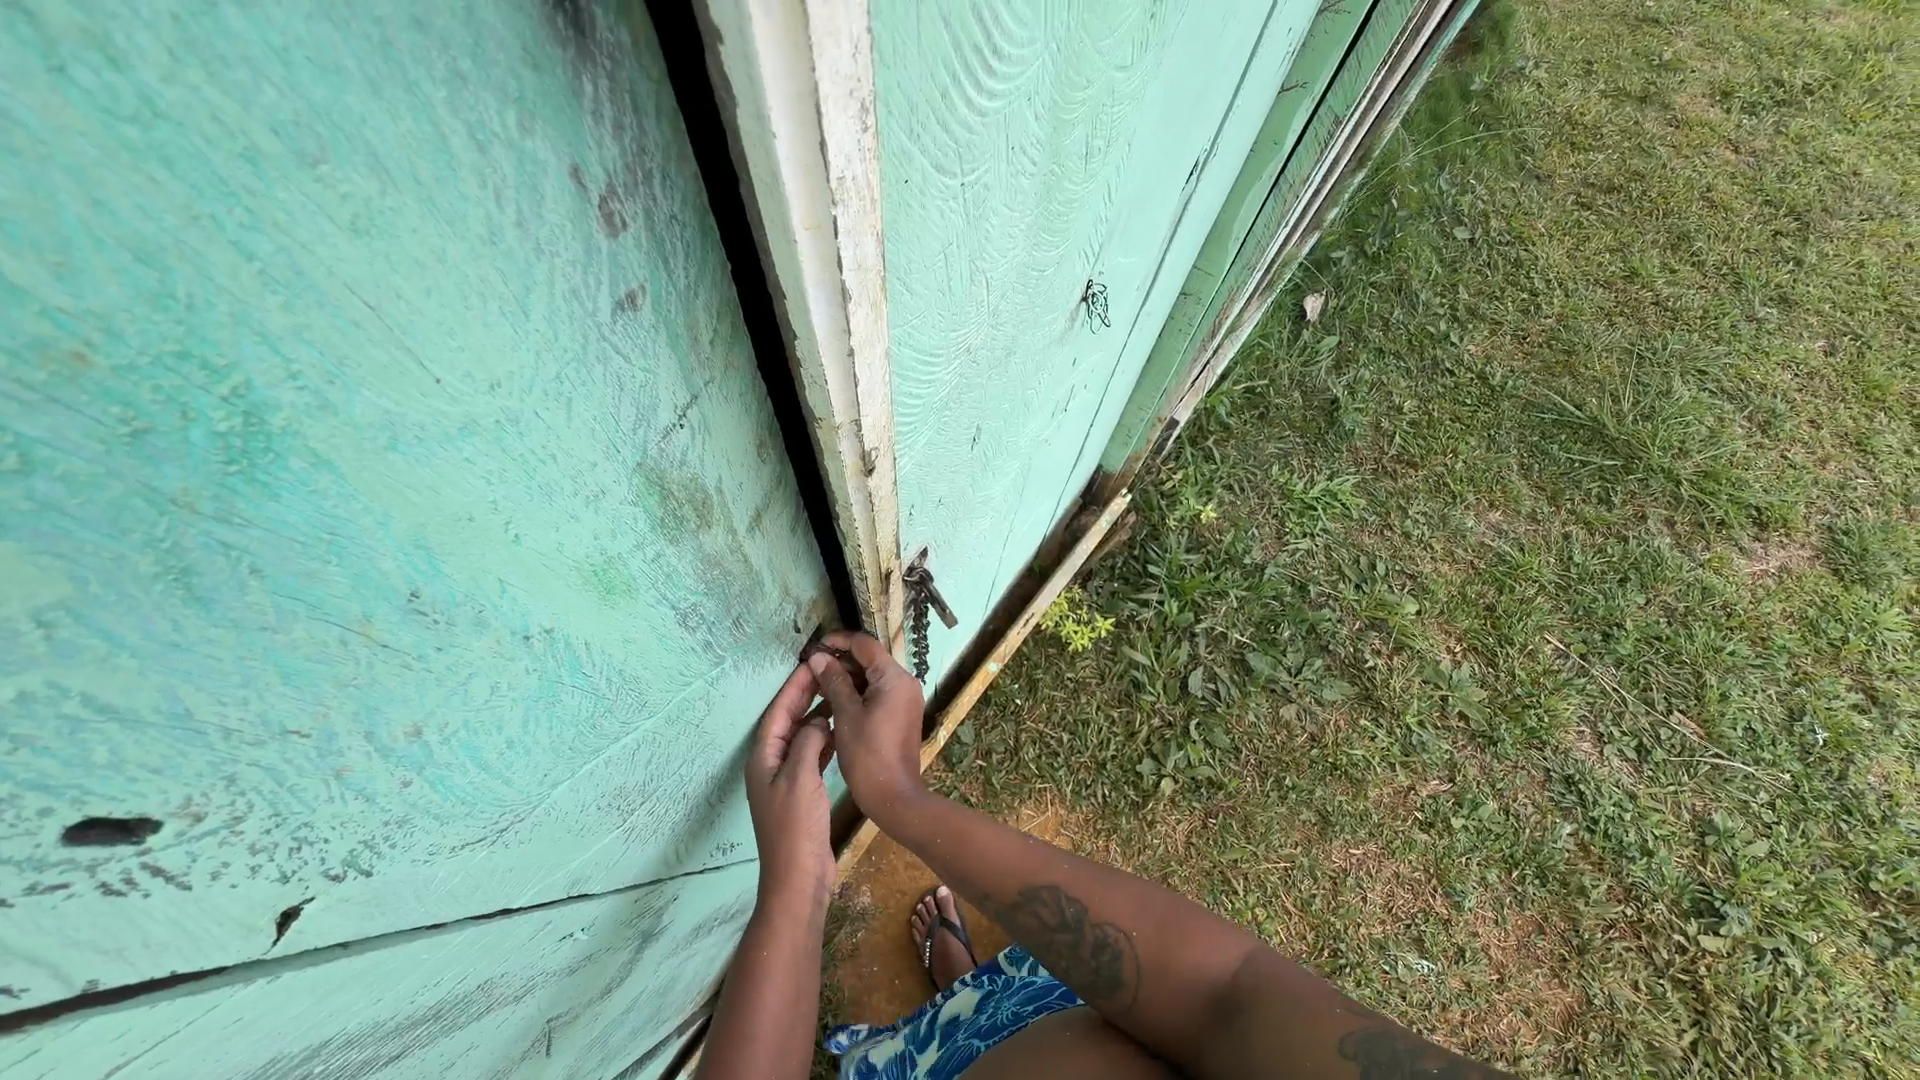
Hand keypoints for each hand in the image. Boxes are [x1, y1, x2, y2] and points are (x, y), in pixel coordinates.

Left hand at [745, 663, 835, 904]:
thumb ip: (808, 742)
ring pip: (801, 737)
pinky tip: (840, 732)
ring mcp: (785, 780)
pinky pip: (812, 755)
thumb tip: (817, 720)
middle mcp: (770, 765)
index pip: (778, 711)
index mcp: (763, 758)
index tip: (813, 663)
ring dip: (817, 716)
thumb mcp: (800, 779)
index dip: (794, 687)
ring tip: (839, 695)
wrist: (798, 877)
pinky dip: (824, 740)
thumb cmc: (795, 827)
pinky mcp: (801, 793)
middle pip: (787, 721)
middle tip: (829, 672)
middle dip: (805, 696)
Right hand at [807, 630, 927, 823]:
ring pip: (873, 677)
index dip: (839, 641)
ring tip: (819, 686)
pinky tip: (835, 702)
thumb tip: (818, 657)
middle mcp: (905, 682)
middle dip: (841, 661)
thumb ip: (833, 681)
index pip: (865, 644)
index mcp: (894, 678)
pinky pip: (879, 692)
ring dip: (847, 678)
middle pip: (870, 659)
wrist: (894, 795)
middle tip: (812, 670)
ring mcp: (906, 698)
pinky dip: (858, 693)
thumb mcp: (846, 714)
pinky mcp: (902, 713)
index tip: (815, 648)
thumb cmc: (867, 755)